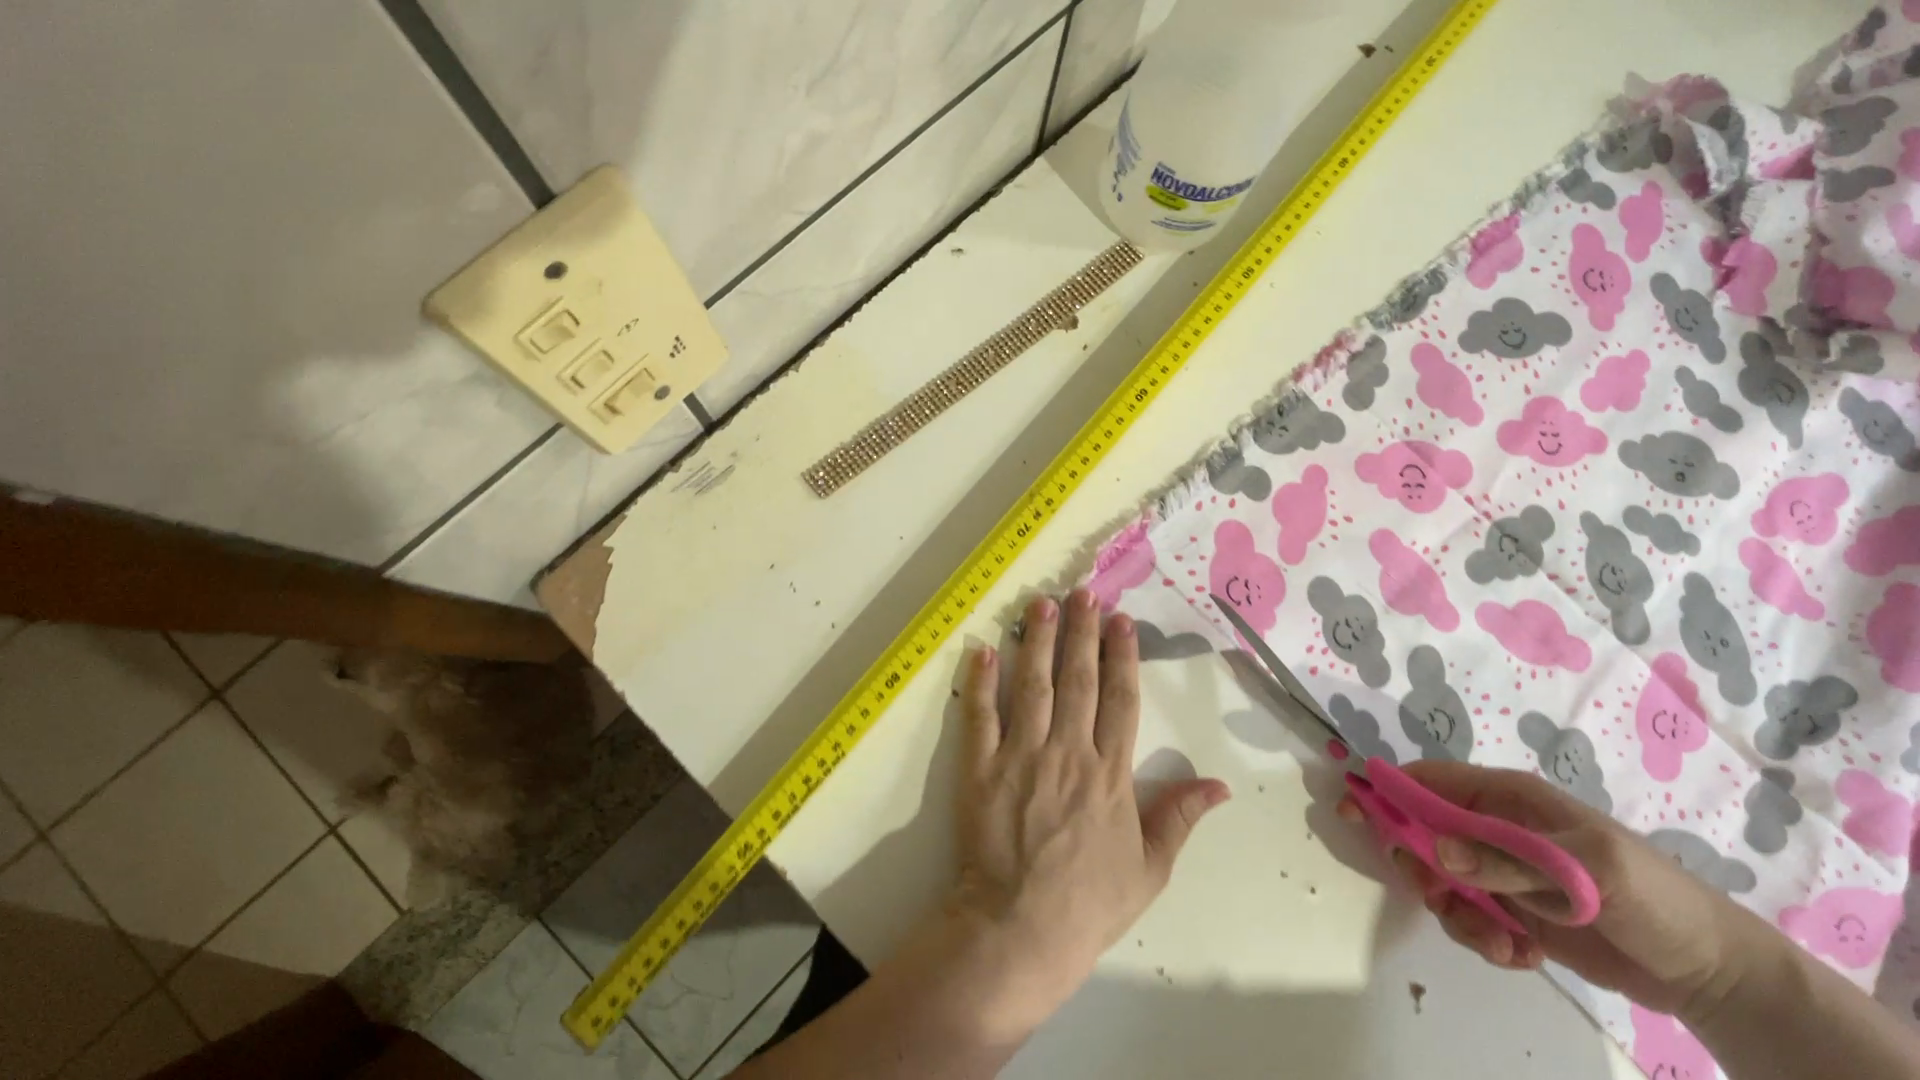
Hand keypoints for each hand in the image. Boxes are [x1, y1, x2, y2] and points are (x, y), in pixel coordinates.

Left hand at [950, 589, 1229, 1015]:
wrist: (1020, 928)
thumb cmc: (1089, 902)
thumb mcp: (1150, 868)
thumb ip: (1180, 817)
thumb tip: (1220, 783)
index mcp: (1110, 774)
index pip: (1120, 700)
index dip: (1122, 656)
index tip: (1121, 620)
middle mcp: (1067, 753)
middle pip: (1077, 680)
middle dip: (1082, 632)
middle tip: (1082, 592)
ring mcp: (1020, 757)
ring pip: (1032, 686)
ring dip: (1038, 641)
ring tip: (1041, 603)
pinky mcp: (979, 769)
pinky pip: (980, 717)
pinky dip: (981, 682)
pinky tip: (985, 649)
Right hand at [1343, 761, 1747, 1018]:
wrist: (1704, 969)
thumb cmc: (1651, 896)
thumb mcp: (1585, 870)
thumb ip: (1506, 859)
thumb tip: (1436, 851)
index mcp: (1509, 799)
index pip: (1431, 781)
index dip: (1388, 789)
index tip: (1352, 809)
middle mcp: (1496, 830)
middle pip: (1422, 833)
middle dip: (1421, 867)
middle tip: (1437, 896)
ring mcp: (1502, 872)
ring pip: (1440, 882)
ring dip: (1458, 915)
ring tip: (1501, 941)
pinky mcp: (1511, 913)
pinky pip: (1468, 919)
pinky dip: (1484, 940)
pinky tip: (1523, 955)